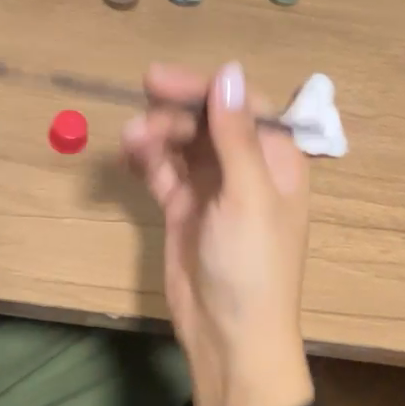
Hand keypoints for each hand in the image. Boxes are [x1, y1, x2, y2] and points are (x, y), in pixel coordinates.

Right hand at [121, 62, 312, 405]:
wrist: (229, 335)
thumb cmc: (252, 266)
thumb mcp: (247, 196)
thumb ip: (235, 135)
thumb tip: (229, 70)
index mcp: (276, 160)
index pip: (243, 106)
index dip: (206, 88)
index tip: (162, 81)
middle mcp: (245, 168)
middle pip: (208, 121)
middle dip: (175, 112)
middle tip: (139, 109)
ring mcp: (212, 189)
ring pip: (182, 144)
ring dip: (156, 136)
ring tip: (130, 143)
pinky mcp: (183, 209)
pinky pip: (163, 172)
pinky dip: (146, 161)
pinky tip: (128, 158)